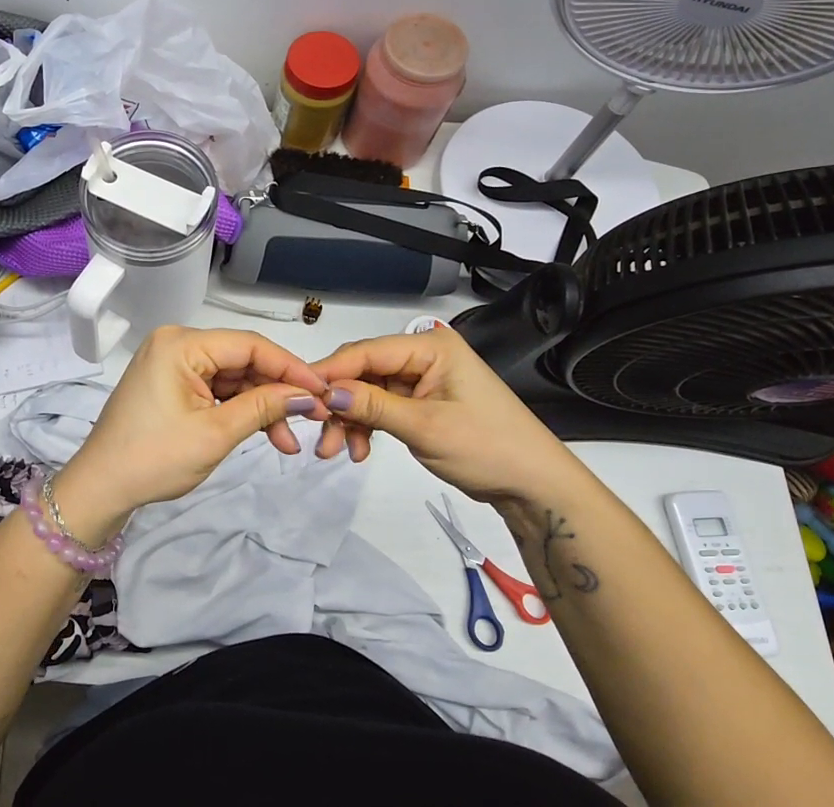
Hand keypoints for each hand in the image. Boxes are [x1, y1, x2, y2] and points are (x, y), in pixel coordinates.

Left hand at [52, 327, 328, 541]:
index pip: (250, 345)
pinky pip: (215, 389)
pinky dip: (239, 410)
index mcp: (180, 344)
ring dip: (261, 405)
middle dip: (277, 391)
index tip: (323, 392)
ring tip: (287, 442)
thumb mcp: (215, 434)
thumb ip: (264, 407)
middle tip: (312, 421)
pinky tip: (264, 432)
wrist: (101, 488)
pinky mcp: (170, 384)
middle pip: (242, 359)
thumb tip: (309, 396)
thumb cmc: (154, 459)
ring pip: (233, 377)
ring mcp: (171, 363)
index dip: (291, 367)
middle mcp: (175, 343)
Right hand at [309, 327, 583, 504]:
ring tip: (336, 452)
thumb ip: (372, 406)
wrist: (533, 485)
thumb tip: (326, 392)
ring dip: (350, 420)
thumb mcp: (425, 427)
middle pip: (364, 371)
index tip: (299, 395)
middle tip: (318, 433)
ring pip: (368, 392)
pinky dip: (367, 427)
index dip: (330, 372)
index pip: (366, 351)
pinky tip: (359, 451)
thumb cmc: (488, 448)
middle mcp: (424, 355)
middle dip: (339, 402)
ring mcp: (423, 380)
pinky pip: (382, 407)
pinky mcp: (422, 403)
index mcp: (431, 347)